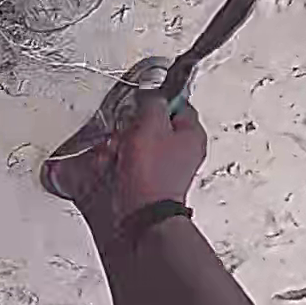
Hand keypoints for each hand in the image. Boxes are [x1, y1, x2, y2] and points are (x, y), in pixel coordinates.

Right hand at [113, 91, 206, 211]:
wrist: (142, 210)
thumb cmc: (150, 171)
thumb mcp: (149, 126)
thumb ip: (152, 103)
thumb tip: (151, 93)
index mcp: (192, 133)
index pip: (177, 103)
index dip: (155, 101)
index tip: (139, 104)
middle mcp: (184, 149)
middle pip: (154, 123)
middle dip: (132, 127)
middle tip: (125, 133)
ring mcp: (167, 164)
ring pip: (139, 141)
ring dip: (122, 143)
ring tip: (116, 152)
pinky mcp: (150, 177)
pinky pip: (131, 159)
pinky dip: (119, 159)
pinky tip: (113, 164)